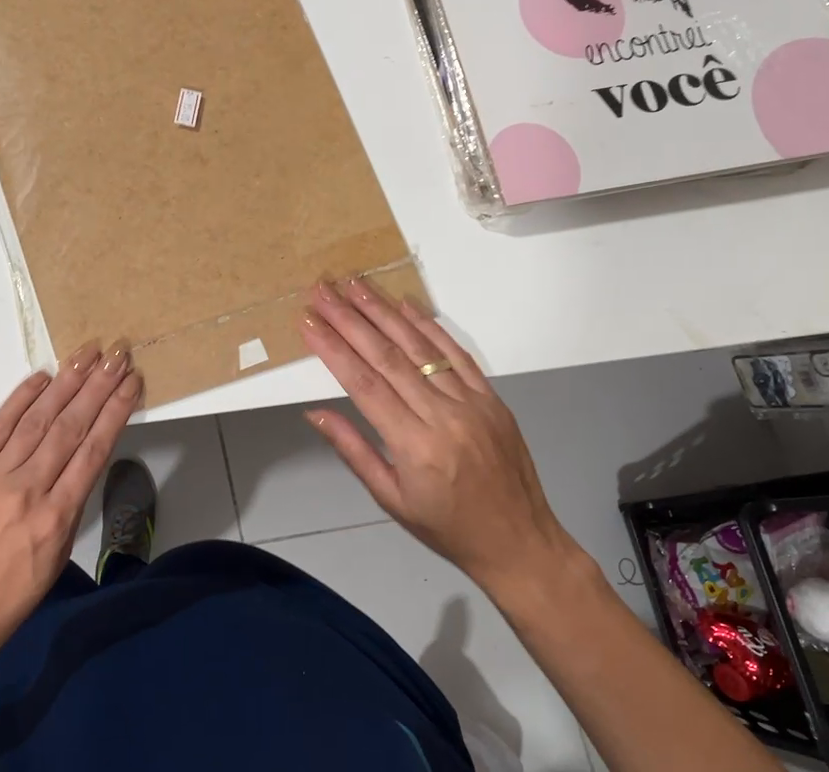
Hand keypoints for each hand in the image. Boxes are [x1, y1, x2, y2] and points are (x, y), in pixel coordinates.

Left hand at [0, 341, 141, 664]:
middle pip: (69, 428)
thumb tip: (81, 460)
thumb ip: (70, 505)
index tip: (131, 385)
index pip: (93, 452)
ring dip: (64, 385)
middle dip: (96, 388)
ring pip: (36, 420)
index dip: (114, 412)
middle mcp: (28, 489)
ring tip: (86, 356)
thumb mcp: (57, 556)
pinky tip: (41, 379)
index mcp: (57, 517)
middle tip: (116, 357)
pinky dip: (19, 399)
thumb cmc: (12, 596)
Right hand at [297, 278, 579, 596]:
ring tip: (355, 285)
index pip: (363, 384)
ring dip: (383, 312)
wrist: (520, 543)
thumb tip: (315, 412)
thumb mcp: (390, 499)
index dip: (333, 349)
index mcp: (414, 446)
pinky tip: (404, 304)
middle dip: (350, 320)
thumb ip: (353, 450)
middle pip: (388, 357)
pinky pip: (457, 354)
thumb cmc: (446, 527)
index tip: (308, 322)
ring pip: (420, 347)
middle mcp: (443, 417)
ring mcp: (472, 403)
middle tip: (322, 290)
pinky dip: (429, 326)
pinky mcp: (492, 398)